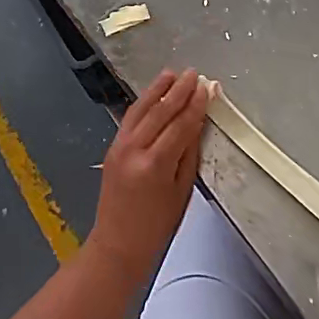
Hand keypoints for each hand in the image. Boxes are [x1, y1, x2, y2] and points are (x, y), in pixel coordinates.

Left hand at [85, 68, 211, 278]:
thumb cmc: (156, 227)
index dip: (195, 105)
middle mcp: (135, 150)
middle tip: (192, 74)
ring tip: (171, 74)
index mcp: (156, 165)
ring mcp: (120, 147)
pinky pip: (130, 119)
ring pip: (141, 110)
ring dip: (157, 90)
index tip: (206, 87)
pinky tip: (152, 95)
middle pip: (160, 112)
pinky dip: (143, 104)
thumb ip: (188, 154)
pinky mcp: (112, 147)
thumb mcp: (182, 192)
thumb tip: (197, 123)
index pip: (180, 125)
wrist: (117, 245)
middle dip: (178, 91)